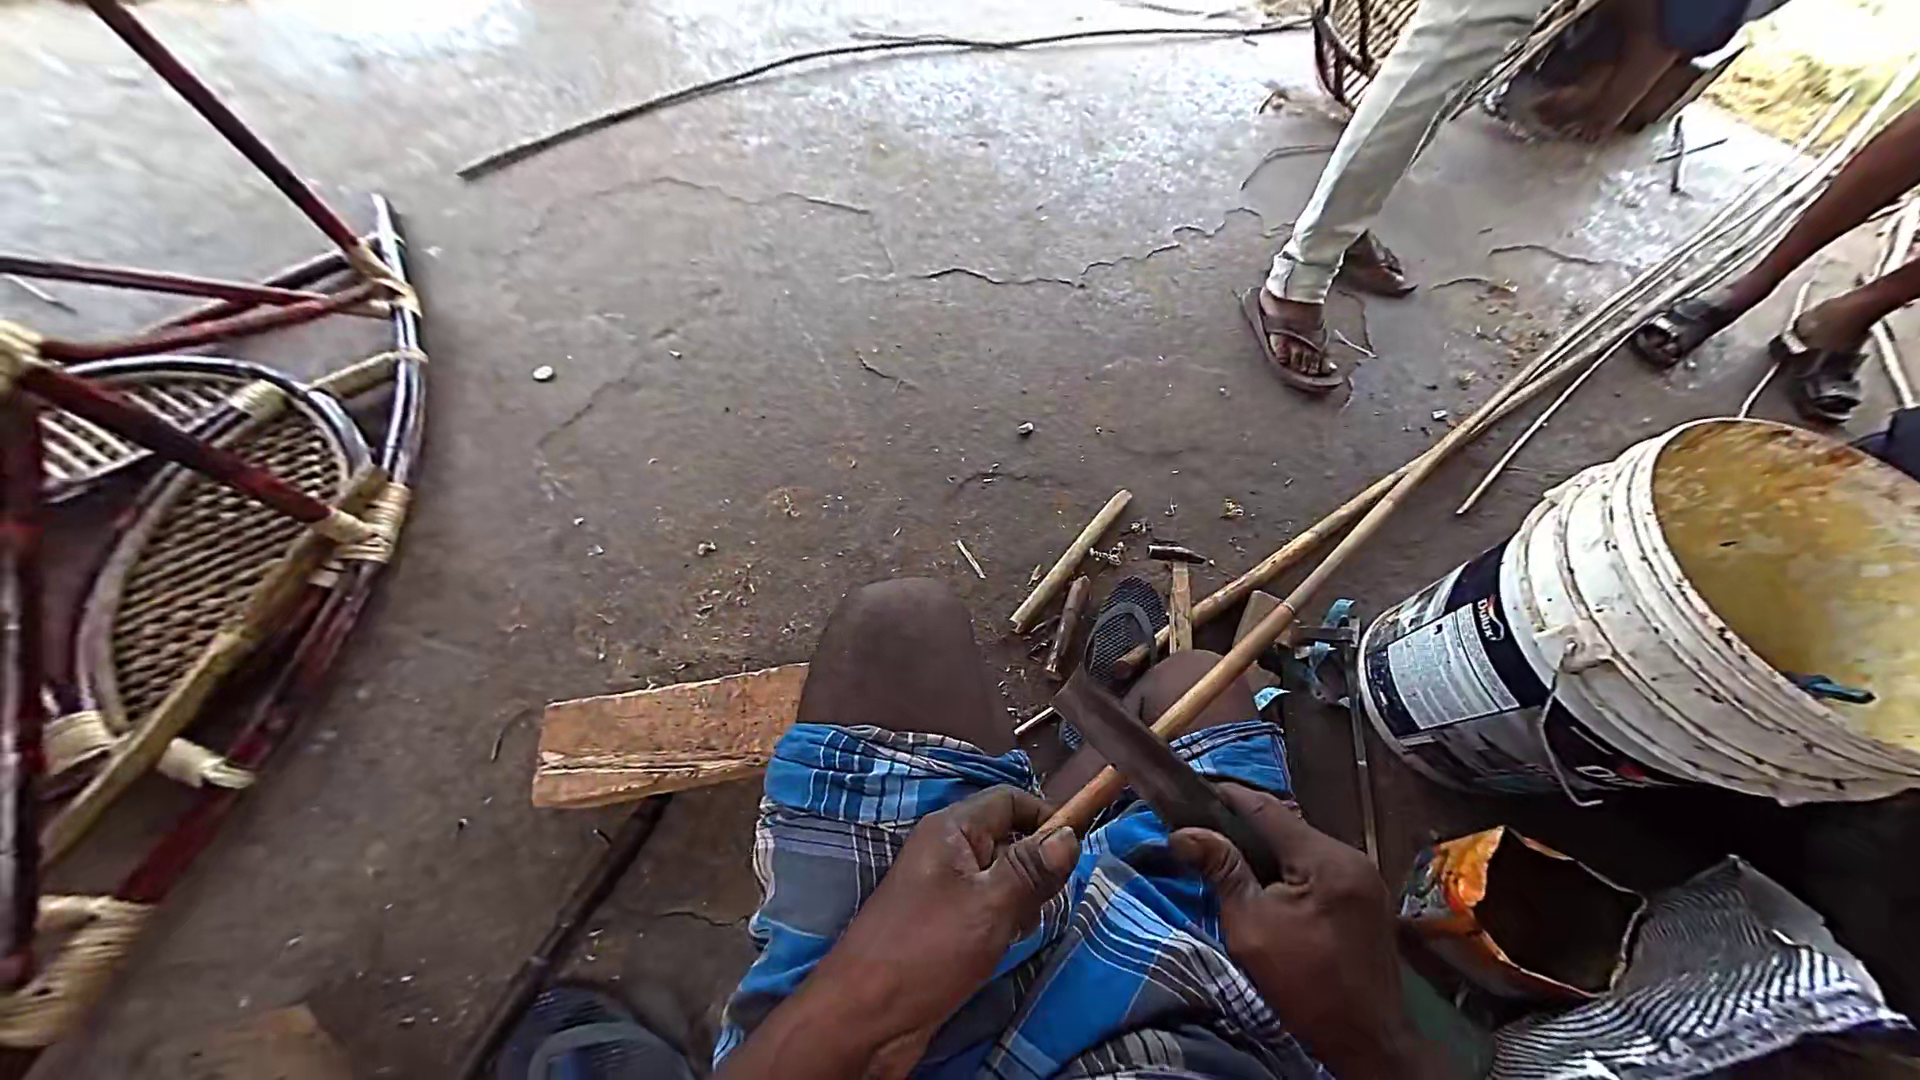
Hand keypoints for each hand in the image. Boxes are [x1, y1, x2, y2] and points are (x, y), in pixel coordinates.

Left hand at [719, 786, 1079, 1079]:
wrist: (863, 1018)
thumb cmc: (927, 950)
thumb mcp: (989, 906)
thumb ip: (1031, 869)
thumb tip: (1070, 834)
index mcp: (952, 828)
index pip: (1009, 800)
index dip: (1045, 815)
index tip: (1077, 845)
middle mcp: (947, 848)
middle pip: (1007, 835)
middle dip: (1036, 861)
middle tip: (1051, 896)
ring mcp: (942, 884)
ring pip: (1000, 873)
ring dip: (1022, 893)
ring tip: (1026, 923)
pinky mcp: (942, 919)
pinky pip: (986, 902)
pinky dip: (1004, 916)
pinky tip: (1008, 941)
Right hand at [1170, 784, 1440, 1079]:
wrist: (1370, 1048)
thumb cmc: (1304, 985)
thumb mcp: (1250, 925)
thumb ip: (1221, 868)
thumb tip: (1182, 832)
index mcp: (1325, 859)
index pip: (1266, 808)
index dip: (1227, 795)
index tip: (1193, 791)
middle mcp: (1349, 856)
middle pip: (1285, 822)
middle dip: (1243, 822)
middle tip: (1205, 826)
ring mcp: (1363, 876)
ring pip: (1300, 842)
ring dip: (1265, 843)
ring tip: (1227, 850)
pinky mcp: (1366, 896)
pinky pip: (1316, 862)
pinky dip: (1286, 862)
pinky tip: (1264, 877)